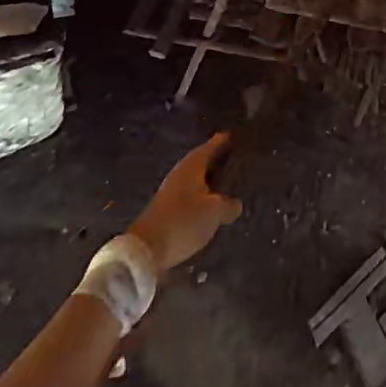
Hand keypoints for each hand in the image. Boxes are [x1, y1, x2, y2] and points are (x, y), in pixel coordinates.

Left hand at [128, 132, 243, 271]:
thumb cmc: (184, 221)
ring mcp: (172, 193)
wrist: (145, 251)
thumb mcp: (215, 211)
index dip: (224, 141)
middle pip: (204, 162)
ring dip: (212, 180)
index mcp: (192, 166)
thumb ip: (229, 205)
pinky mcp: (168, 211)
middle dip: (219, 160)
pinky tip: (215, 205)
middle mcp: (181, 174)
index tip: (237, 135)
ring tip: (231, 182)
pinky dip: (205, 196)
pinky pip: (193, 196)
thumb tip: (235, 204)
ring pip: (198, 180)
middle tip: (239, 158)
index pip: (212, 146)